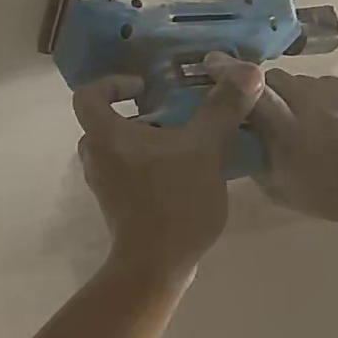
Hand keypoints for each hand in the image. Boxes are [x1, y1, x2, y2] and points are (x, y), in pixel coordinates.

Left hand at [72, 53, 263, 276]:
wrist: (157, 264)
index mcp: (105, 136)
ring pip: (118, 148)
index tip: (145, 88)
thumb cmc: (174, 201)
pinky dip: (148, 163)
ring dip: (147, 140)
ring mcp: (103, 184)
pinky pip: (127, 171)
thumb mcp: (204, 149)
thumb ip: (222, 109)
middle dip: (139, 113)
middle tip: (174, 112)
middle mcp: (95, 157)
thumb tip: (248, 72)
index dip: (113, 84)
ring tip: (185, 140)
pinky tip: (184, 170)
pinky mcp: (116, 205)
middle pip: (106, 121)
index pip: (88, 95)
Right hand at [247, 69, 337, 223]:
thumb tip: (246, 149)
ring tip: (311, 118)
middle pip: (276, 78)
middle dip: (269, 90)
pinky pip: (336, 87)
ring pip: (307, 81)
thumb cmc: (333, 194)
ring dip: (301, 94)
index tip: (226, 84)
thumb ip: (258, 163)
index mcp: (283, 125)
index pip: (249, 91)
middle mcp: (307, 98)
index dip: (235, 86)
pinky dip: (330, 99)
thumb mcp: (281, 190)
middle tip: (272, 111)